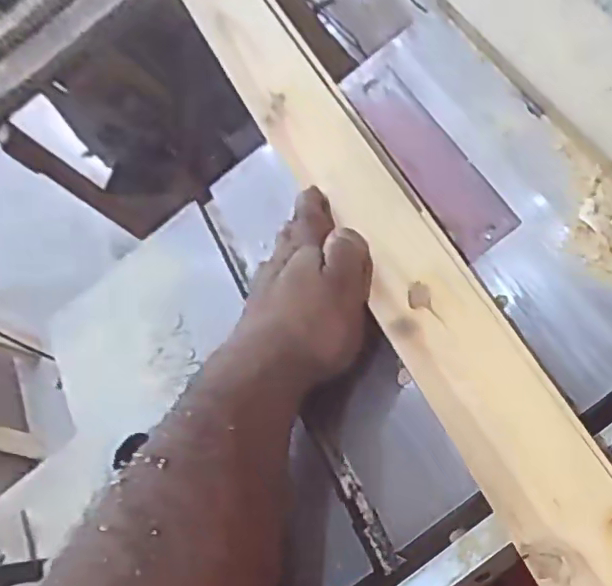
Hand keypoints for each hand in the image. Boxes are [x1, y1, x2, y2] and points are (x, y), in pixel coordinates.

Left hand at [227, 187, 373, 393]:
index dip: (315, 208)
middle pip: (292, 239)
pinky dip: (285, 277)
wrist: (267, 367)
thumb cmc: (315, 328)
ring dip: (290, 250)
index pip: (311, 224)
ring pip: (281, 260)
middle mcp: (282, 266)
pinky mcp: (263, 315)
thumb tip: (348, 231)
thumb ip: (347, 259)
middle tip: (306, 213)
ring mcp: (268, 290)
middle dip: (300, 225)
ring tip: (296, 245)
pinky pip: (277, 285)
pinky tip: (286, 285)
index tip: (315, 192)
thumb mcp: (342, 290)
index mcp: (305, 257)